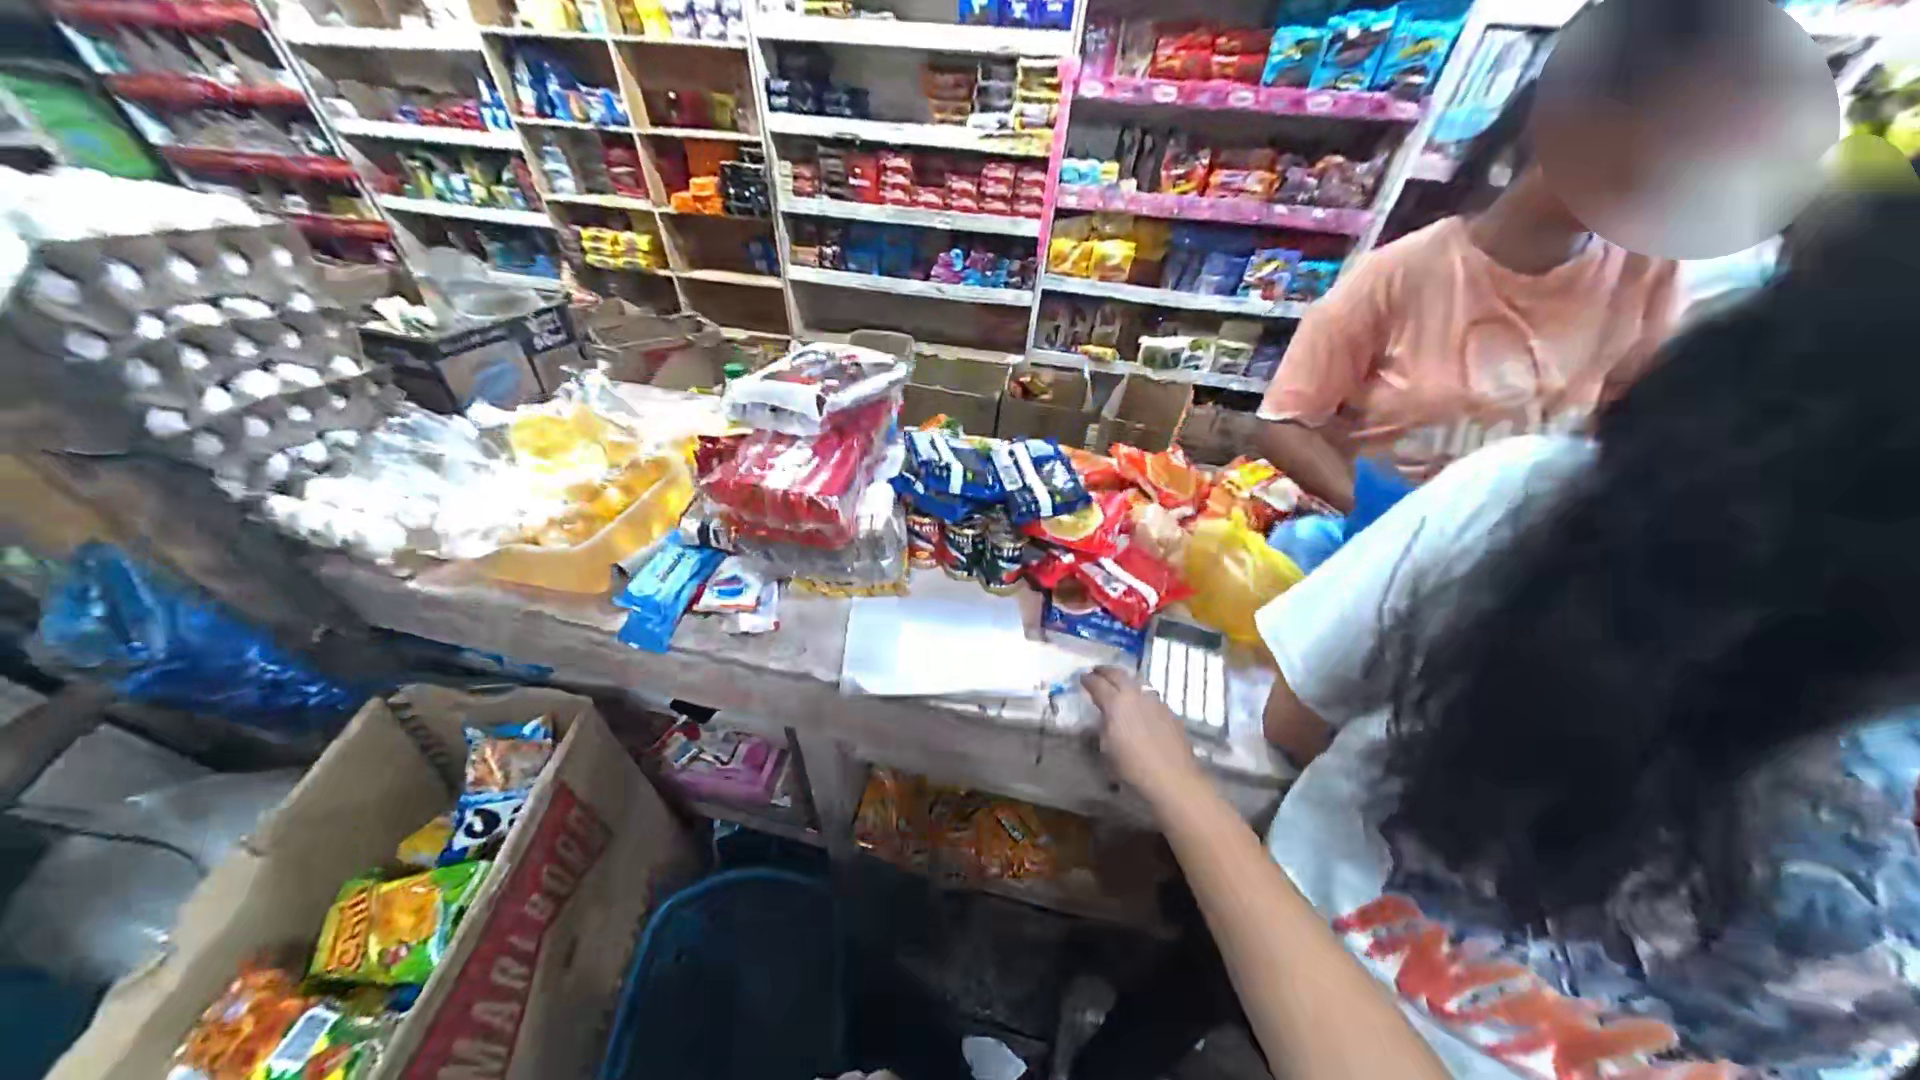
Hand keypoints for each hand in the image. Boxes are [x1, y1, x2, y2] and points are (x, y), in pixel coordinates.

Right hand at [1082, 666, 1209, 811]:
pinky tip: (1139, 704)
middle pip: (1118, 674)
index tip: (1082, 677)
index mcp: (1115, 702)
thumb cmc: (1132, 766)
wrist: (1172, 776)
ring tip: (1118, 684)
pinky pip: (1150, 695)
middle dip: (1105, 671)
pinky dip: (1140, 694)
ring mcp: (1154, 701)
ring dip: (1124, 679)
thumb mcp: (1107, 747)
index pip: (1098, 684)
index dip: (1088, 679)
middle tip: (1097, 671)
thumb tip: (1103, 716)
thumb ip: (1103, 725)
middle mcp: (1135, 695)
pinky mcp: (1169, 711)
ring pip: (1137, 681)